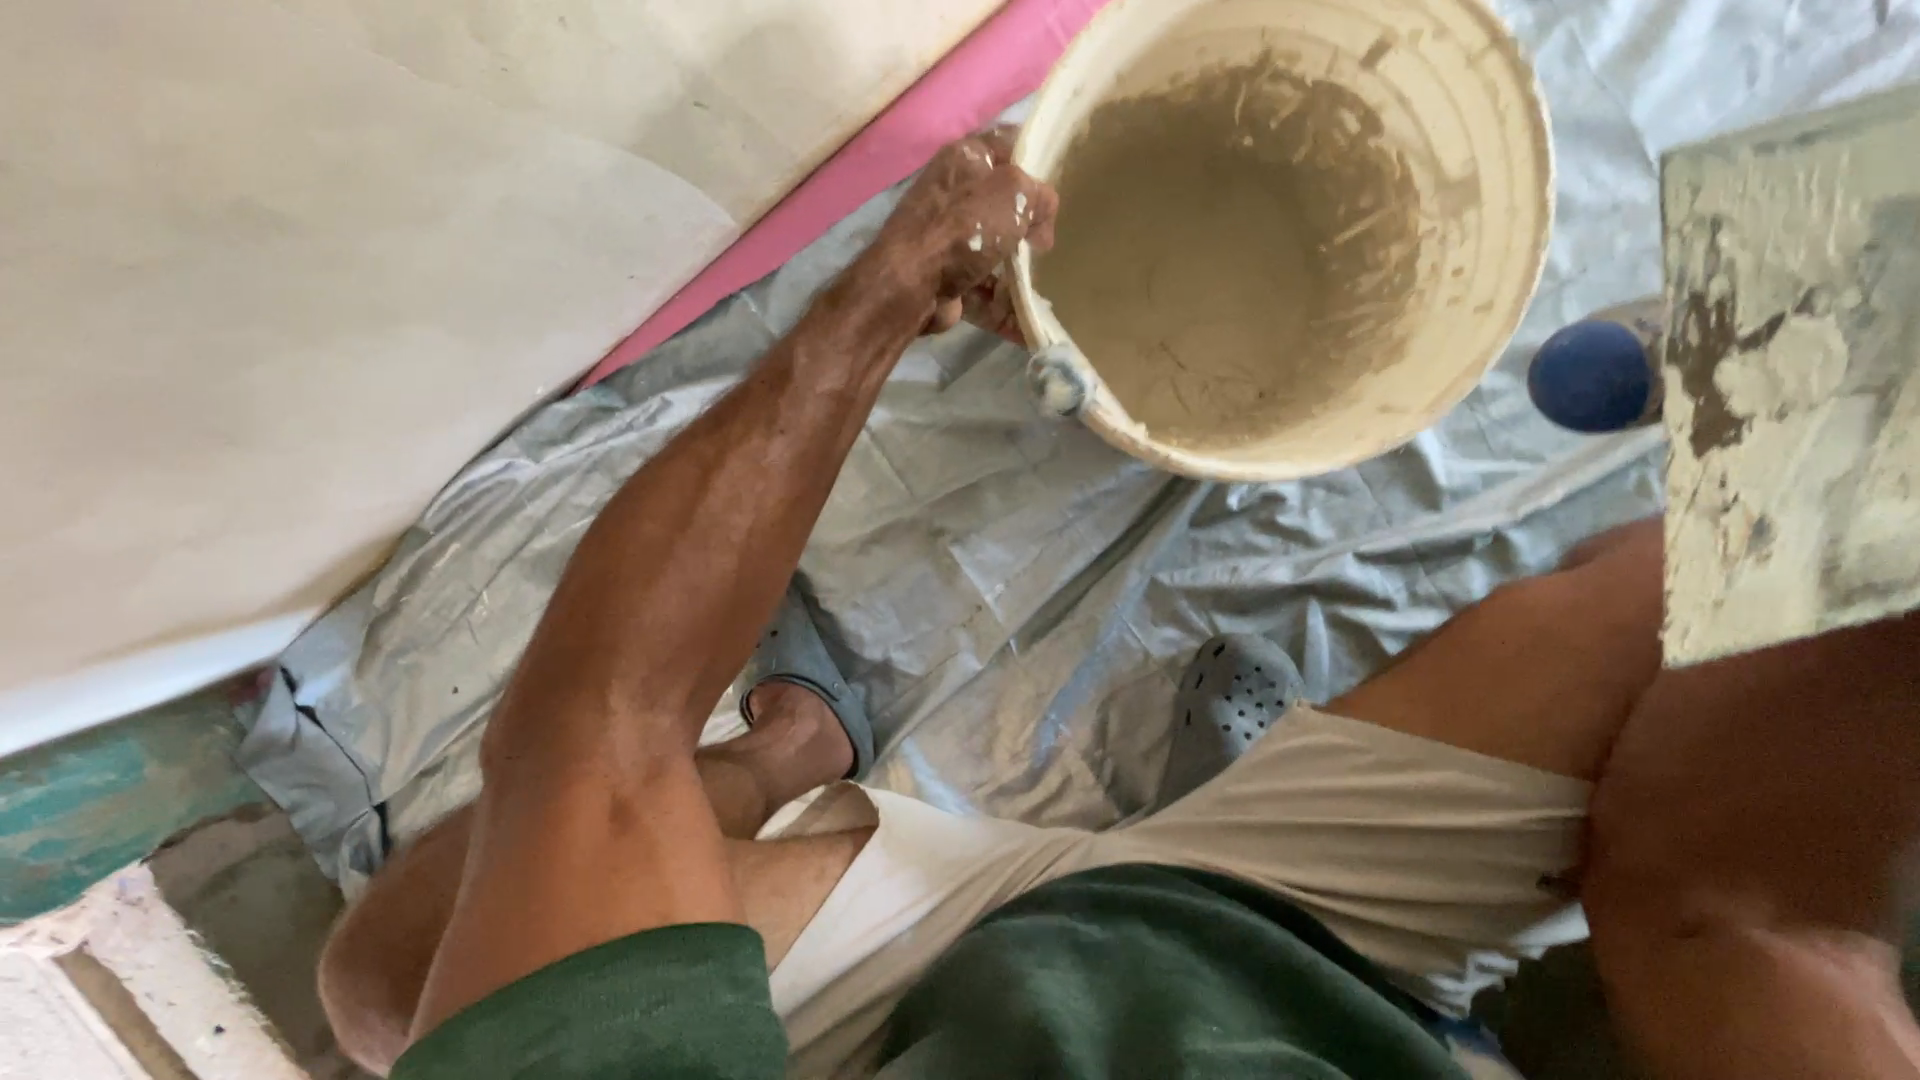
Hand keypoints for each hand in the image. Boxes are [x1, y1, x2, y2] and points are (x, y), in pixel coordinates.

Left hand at [870, 126, 1058, 335]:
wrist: (911, 285)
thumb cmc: (964, 227)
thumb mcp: (1014, 194)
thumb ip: (1039, 196)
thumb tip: (1041, 223)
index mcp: (964, 160)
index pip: (1006, 145)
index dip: (1033, 160)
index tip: (1056, 184)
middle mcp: (952, 196)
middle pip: (1001, 207)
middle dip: (1028, 227)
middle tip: (1046, 244)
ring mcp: (946, 242)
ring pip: (994, 254)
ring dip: (1018, 275)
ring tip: (1042, 289)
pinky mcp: (946, 280)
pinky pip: (984, 293)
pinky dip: (1004, 310)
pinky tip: (1029, 325)